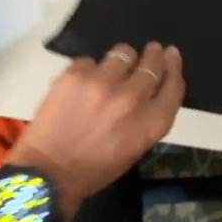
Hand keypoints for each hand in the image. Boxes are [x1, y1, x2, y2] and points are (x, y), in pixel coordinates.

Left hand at [10, 42, 185, 216]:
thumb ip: (148, 119)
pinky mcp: (76, 74)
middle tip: (152, 49)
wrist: (48, 172)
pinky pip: (90, 61)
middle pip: (152, 64)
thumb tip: (151, 92)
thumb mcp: (135, 149)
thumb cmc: (94, 169)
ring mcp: (103, 83)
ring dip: (123, 58)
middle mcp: (133, 98)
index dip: (174, 67)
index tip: (171, 55)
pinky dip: (90, 70)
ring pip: (123, 53)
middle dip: (153, 55)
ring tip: (116, 64)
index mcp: (152, 123)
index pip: (173, 85)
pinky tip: (83, 83)